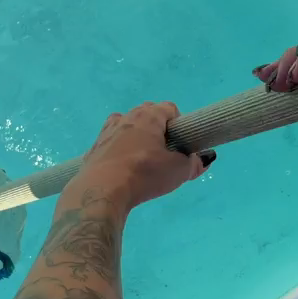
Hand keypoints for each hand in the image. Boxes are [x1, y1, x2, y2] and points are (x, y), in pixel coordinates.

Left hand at [73, 102, 210, 209]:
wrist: (102, 190)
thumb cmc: (145, 174)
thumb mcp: (178, 171)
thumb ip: (194, 164)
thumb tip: (204, 160)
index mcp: (149, 116)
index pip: (169, 108)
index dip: (178, 124)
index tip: (180, 143)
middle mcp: (126, 117)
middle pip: (146, 113)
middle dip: (157, 129)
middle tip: (163, 153)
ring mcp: (106, 131)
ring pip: (125, 125)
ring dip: (135, 137)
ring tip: (141, 160)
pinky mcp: (93, 148)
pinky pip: (110, 143)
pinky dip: (118, 151)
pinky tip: (122, 169)